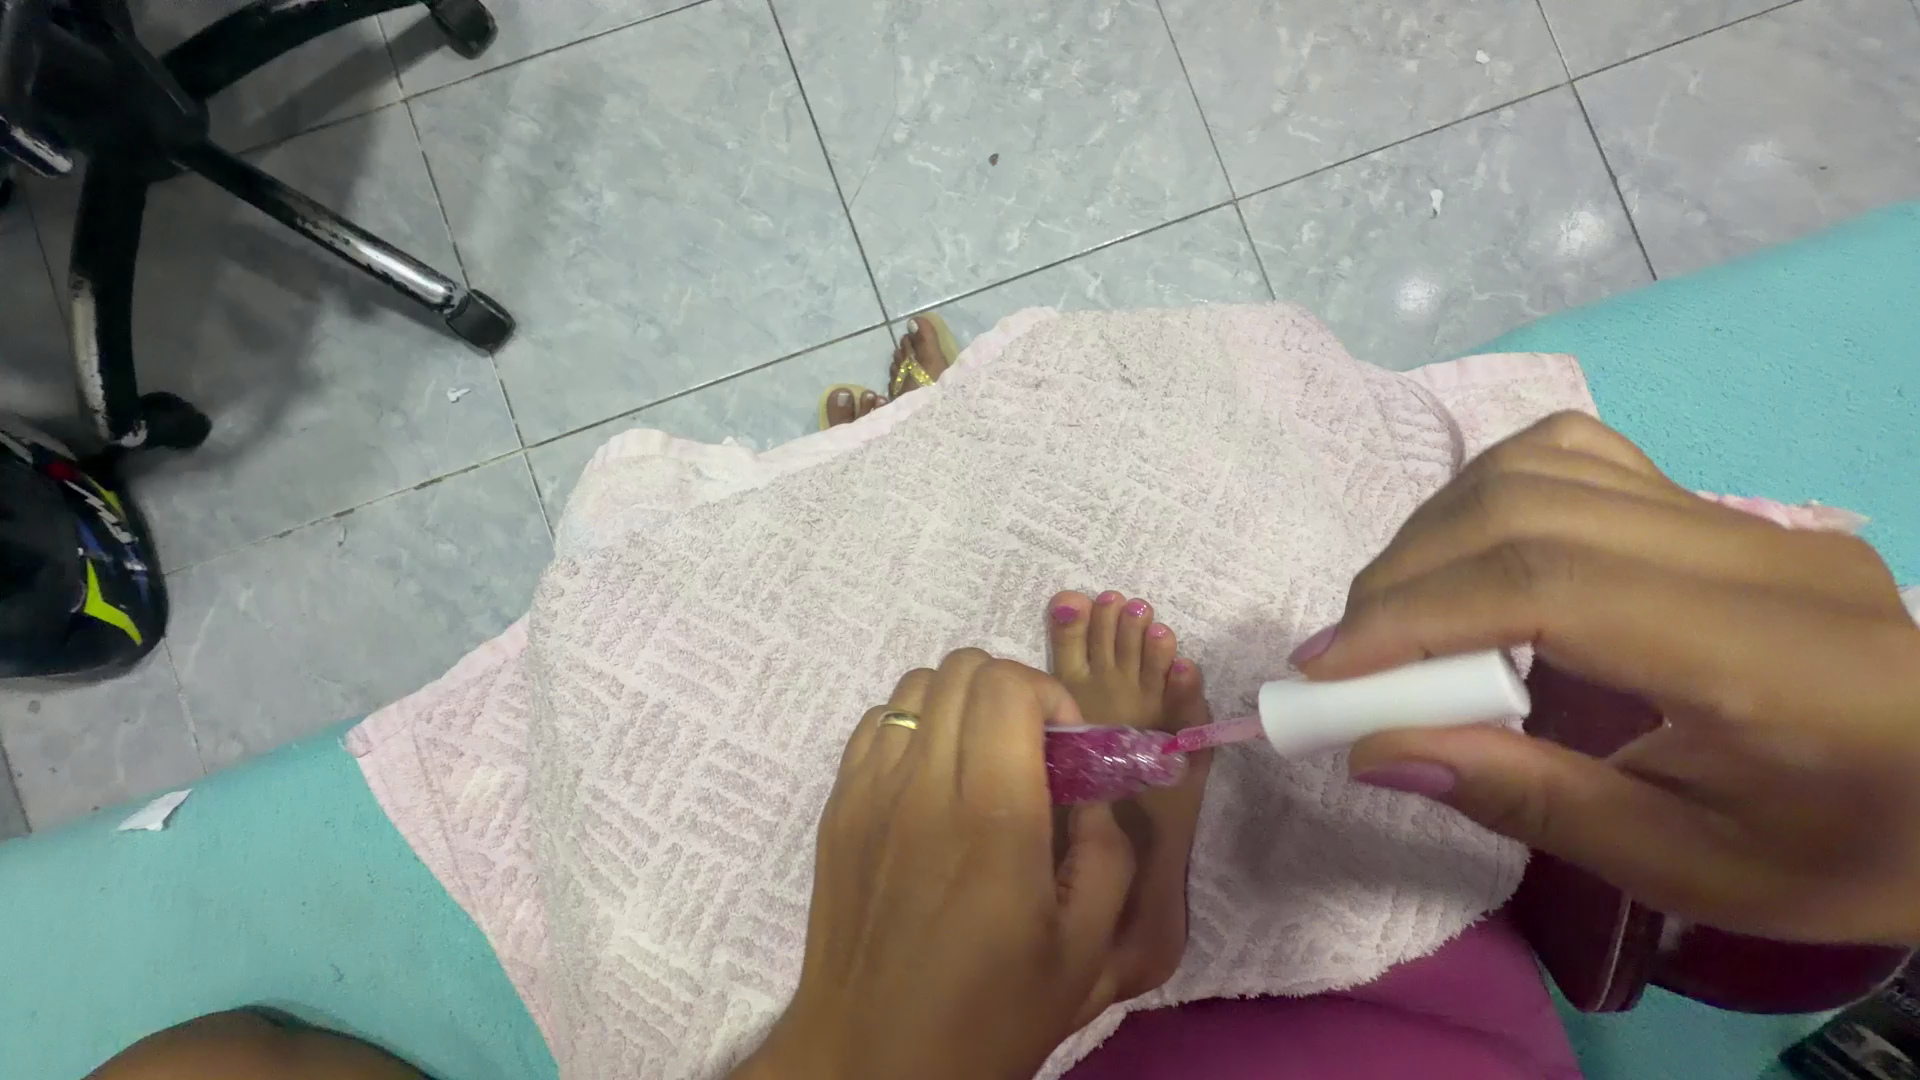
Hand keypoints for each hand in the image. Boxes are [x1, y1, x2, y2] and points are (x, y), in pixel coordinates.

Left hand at [739, 650, 1138, 1079]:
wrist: (873, 1056)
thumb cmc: (990, 1011)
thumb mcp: (1086, 948)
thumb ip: (1108, 851)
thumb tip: (1090, 786)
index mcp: (993, 816)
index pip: (1007, 685)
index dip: (1047, 693)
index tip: (1063, 742)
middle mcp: (924, 784)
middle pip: (963, 669)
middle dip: (1011, 690)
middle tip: (1028, 746)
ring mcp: (871, 789)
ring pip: (916, 685)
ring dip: (960, 701)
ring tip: (979, 754)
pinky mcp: (838, 803)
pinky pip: (877, 722)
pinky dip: (913, 725)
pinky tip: (929, 776)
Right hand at [1298, 412, 1919, 944]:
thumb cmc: (1848, 850)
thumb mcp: (1692, 868)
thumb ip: (1527, 799)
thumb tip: (1373, 750)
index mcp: (1781, 660)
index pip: (1548, 586)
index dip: (1412, 618)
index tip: (1326, 673)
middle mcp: (1758, 554)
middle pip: (1519, 511)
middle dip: (1398, 585)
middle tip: (1345, 661)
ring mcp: (1732, 511)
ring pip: (1527, 468)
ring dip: (1427, 539)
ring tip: (1395, 616)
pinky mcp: (1703, 499)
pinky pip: (1559, 455)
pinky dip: (1476, 498)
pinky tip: (1464, 557)